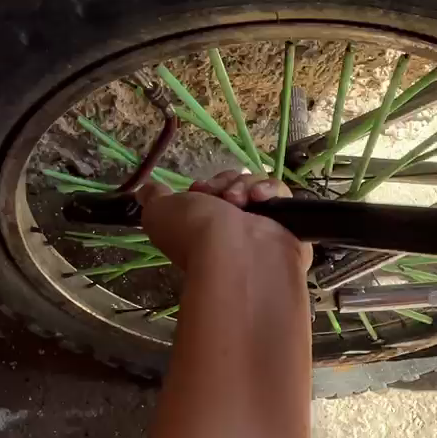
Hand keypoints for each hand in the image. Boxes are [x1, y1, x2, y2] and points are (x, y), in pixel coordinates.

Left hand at [136, 171, 310, 273]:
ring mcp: (263, 227)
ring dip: (246, 185)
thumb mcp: (159, 212)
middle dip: (226, 183)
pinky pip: (281, 194)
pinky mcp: (290, 224)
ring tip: (239, 201)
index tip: (198, 189)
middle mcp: (235, 229)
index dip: (204, 186)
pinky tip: (260, 199)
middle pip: (235, 187)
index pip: (211, 195)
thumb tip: (147, 190)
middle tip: (221, 196)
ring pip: (258, 187)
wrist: (236, 254)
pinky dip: (270, 190)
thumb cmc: (195, 234)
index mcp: (206, 228)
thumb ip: (154, 198)